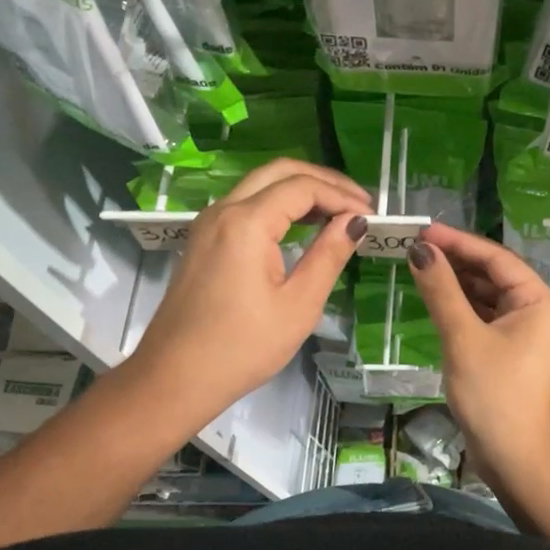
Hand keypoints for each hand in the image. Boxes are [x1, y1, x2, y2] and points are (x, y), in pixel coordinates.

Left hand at [128, 159, 371, 411]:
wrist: (175, 377)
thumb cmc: (242, 347)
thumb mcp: (298, 304)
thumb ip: (329, 255)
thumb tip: (356, 222)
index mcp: (246, 223)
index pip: (303, 187)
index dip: (343, 196)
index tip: (374, 215)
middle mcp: (223, 210)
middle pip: (280, 172)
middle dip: (325, 182)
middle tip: (361, 204)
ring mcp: (209, 223)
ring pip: (261, 184)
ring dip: (302, 190)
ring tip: (341, 213)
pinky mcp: (205, 240)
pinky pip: (248, 204)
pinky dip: (281, 205)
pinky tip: (306, 226)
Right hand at [405, 223, 549, 473]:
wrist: (512, 454)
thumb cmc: (493, 393)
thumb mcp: (463, 337)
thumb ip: (441, 290)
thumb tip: (420, 250)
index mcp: (538, 300)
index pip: (496, 258)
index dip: (459, 242)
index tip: (422, 230)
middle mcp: (537, 310)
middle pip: (493, 274)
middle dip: (456, 261)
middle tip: (414, 247)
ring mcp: (524, 332)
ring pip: (487, 296)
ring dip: (456, 283)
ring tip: (418, 266)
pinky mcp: (509, 351)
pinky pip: (484, 317)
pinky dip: (461, 307)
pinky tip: (434, 297)